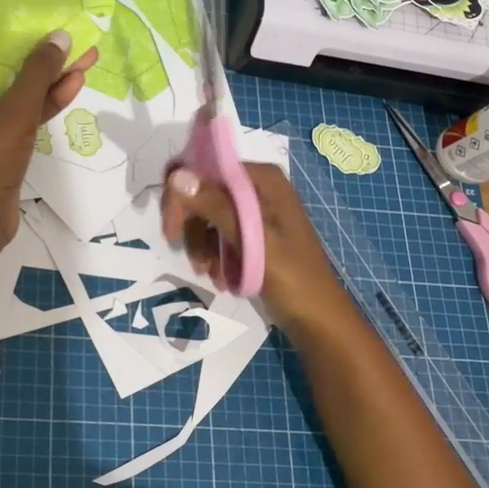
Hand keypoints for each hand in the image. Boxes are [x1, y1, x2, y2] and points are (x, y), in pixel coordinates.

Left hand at [0, 31, 97, 249]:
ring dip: (52, 73)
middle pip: (5, 61)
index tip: (33, 1)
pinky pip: (27, 110)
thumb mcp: (15, 113)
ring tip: (86, 49)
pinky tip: (76, 80)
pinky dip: (49, 98)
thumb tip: (60, 37)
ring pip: (21, 87)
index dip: (7, 20)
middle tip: (70, 24)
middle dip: (39, 47)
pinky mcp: (3, 138)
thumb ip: (38, 74)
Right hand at [161, 161, 342, 331]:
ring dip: (200, 245)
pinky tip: (219, 276)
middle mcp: (256, 188)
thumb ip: (216, 206)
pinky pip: (215, 234)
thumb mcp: (253, 241)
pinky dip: (211, 254)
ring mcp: (253, 212)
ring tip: (208, 271)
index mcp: (263, 180)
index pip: (205, 168)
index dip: (181, 194)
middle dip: (190, 224)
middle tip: (183, 252)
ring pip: (204, 216)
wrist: (317, 319)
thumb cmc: (293, 278)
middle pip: (201, 191)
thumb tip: (177, 175)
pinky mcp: (250, 234)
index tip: (171, 228)